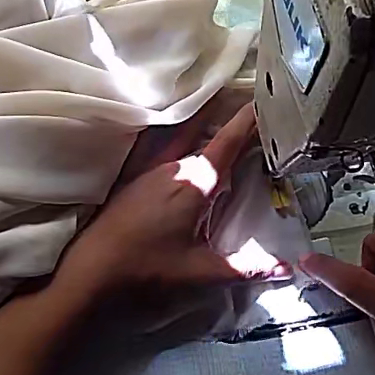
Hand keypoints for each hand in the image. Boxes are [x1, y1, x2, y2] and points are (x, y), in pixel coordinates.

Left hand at [53, 104, 280, 311]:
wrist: (87, 273)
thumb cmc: (145, 269)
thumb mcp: (198, 272)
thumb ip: (244, 268)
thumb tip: (287, 269)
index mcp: (194, 183)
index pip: (227, 142)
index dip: (247, 121)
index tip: (263, 100)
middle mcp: (173, 167)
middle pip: (207, 136)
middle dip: (229, 122)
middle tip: (252, 110)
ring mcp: (149, 170)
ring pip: (183, 140)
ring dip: (204, 128)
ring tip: (222, 120)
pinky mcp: (132, 179)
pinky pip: (162, 149)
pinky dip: (178, 138)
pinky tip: (180, 144)